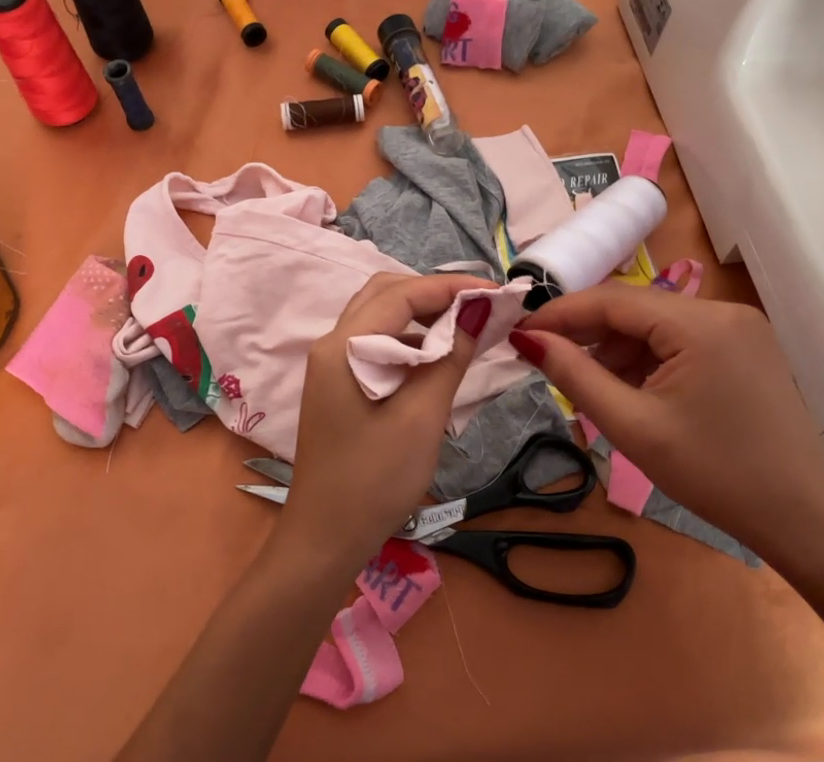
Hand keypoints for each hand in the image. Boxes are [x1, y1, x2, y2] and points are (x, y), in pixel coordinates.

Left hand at [279, 273, 496, 570]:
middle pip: (386, 296)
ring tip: (469, 328)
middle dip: (436, 295)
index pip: (401, 293)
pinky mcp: (339, 387)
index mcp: (342, 346)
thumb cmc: (374, 480)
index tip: (498, 292)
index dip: (451, 287)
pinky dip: (411, 343)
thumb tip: (479, 310)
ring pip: (381, 320)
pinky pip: (376, 346)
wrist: (325, 538)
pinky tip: (439, 359)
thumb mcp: (421, 417)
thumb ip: (449, 357)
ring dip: (424, 317)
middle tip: (483, 307)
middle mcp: (331, 346)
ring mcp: (331, 367)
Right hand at [509, 284, 823, 558]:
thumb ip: (574, 376)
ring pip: (656, 324)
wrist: (803, 516)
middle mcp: (722, 310)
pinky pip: (681, 339)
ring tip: (588, 386)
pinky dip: (647, 358)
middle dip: (587, 333)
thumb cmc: (714, 474)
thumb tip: (526, 339)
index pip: (611, 299)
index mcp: (699, 323)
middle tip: (544, 360)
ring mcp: (739, 327)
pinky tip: (629, 389)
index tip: (518, 333)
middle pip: (634, 307)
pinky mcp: (746, 348)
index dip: (560, 313)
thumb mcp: (633, 426)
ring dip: (616, 348)